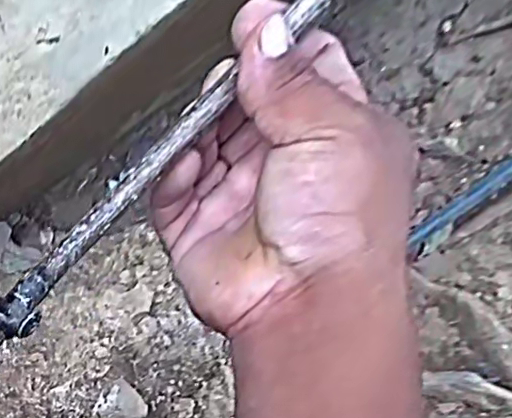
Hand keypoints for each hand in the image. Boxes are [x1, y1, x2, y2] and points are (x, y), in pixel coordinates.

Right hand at [151, 0, 416, 338]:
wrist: (300, 297)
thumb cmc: (341, 228)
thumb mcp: (331, 128)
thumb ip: (289, 81)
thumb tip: (265, 32)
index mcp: (332, 128)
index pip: (302, 70)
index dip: (276, 47)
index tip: (256, 25)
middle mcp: (280, 161)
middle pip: (243, 105)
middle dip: (230, 89)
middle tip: (225, 80)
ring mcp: (233, 195)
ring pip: (201, 144)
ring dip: (197, 130)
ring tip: (201, 125)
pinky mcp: (194, 229)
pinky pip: (170, 192)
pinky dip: (171, 173)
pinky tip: (183, 163)